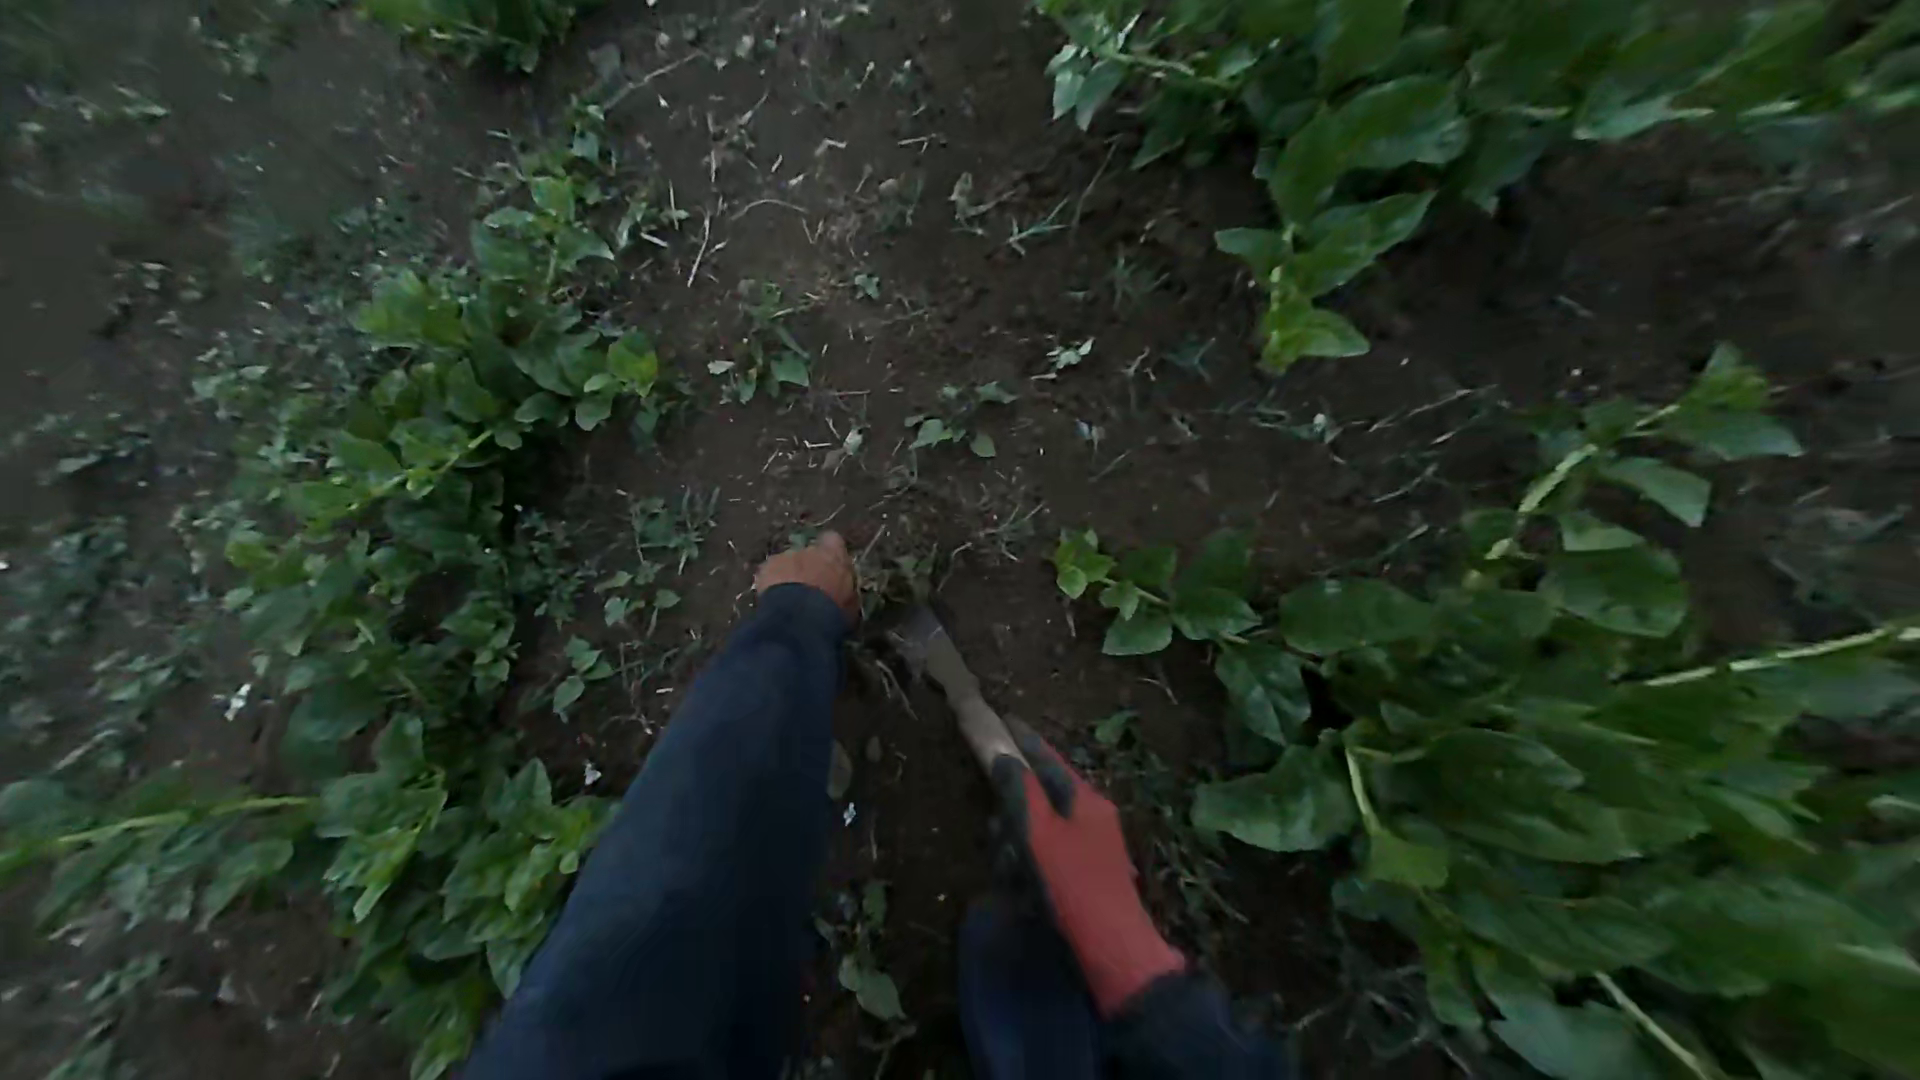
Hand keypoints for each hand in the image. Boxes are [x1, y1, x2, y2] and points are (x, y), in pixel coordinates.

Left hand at [754, 531, 858, 624]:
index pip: (833, 540)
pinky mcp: (767, 567)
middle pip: (808, 553)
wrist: (801, 618)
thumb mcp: (850, 604)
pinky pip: (769, 573)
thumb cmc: (832, 611)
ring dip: (788, 575)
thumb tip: (845, 592)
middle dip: (807, 567)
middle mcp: (810, 550)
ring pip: (786, 562)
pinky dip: (770, 583)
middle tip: (808, 589)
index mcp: (834, 556)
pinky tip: (772, 600)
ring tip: (787, 598)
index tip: (829, 566)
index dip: (829, 552)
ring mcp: (786, 556)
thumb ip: (846, 590)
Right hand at [992, 727, 1184, 1015]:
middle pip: (1042, 793)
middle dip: (1014, 808)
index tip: (1002, 718)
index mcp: (1084, 797)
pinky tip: (1023, 888)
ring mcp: (1092, 844)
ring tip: (1011, 872)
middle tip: (997, 827)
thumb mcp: (1039, 833)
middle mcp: (1091, 814)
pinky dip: (1033, 863)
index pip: (1047, 755)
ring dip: (1020, 843)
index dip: (1023, 737)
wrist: (1114, 952)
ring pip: (1042, 827)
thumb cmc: (1074, 884)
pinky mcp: (1087, 872)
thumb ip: (1020, 789)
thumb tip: (1003, 754)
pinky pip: (1051, 853)